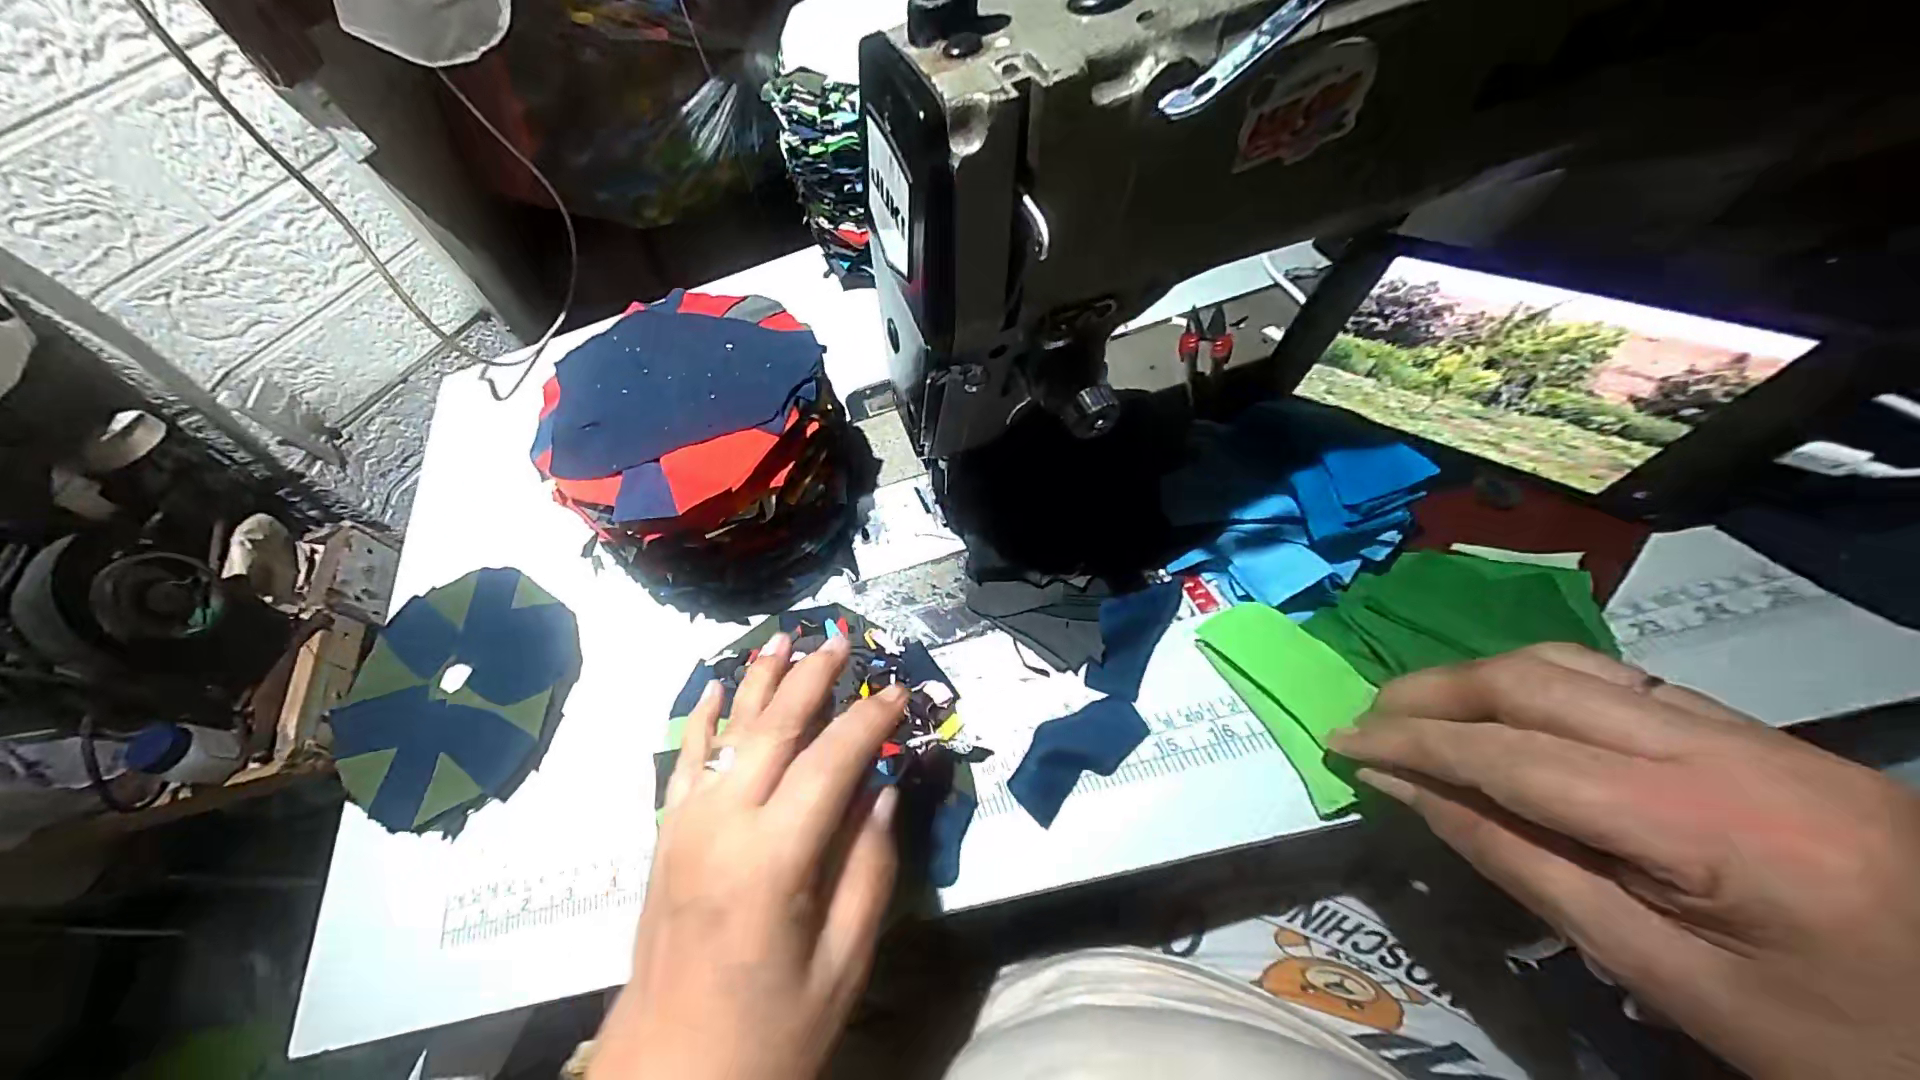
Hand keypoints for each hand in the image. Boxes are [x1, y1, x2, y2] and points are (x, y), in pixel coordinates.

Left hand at [590, 633, 905, 1079]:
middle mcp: (722, 826)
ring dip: (759, 681)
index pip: (831, 762)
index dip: (869, 721)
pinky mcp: (666, 836)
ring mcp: (686, 826)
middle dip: (813, 679)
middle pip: (775, 729)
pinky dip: (702, 718)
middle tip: (843, 642)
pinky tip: (715, 687)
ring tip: (785, 639)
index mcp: (773, 860)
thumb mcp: (842, 962)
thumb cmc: (769, 1033)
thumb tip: (882, 789)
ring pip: (728, 731)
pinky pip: (685, 761)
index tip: (899, 692)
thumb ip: (869, 867)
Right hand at [1327, 643, 1919, 1079]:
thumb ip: (1519, 863)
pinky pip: (1613, 679)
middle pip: (1532, 682)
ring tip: (1419, 710)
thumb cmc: (1835, 1039)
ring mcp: (1748, 728)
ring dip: (1474, 679)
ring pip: (1568, 663)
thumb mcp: (1661, 974)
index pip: (1510, 756)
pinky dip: (1530, 685)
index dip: (1411, 744)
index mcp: (1711, 825)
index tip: (1340, 742)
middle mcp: (1726, 747)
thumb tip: (1406, 790)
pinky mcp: (1756, 729)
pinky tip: (1502, 713)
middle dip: (1430, 693)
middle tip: (1368, 720)